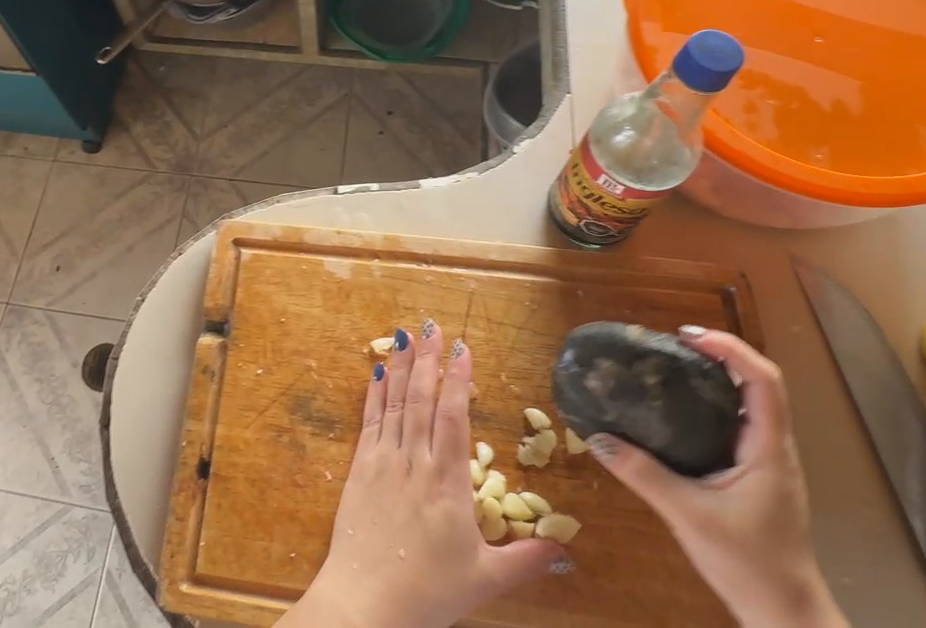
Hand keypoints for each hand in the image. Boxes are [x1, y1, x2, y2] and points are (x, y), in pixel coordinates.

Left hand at [279, 320, 568, 627]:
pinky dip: (374, 393)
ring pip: (395, 403)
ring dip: (400, 366)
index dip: (458, 380)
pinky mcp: (359, 470)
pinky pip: (369, 422)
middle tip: (432, 325)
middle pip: (422, 399)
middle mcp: (415, 463)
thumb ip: (525, 560)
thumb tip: (566, 550)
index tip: (462, 349)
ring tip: (405, 335)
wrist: (365, 604)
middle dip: (428, 360)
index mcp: (448, 483)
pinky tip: (375, 371)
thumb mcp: (485, 579)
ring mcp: (383, 463)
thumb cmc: (427, 593)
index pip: (454, 417)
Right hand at [587, 326, 847, 627]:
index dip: (730, 349)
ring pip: (750, 403)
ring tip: (672, 368)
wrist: (783, 612)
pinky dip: (713, 404)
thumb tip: (596, 437)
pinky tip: (679, 412)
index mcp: (768, 449)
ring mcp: (768, 462)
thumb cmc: (747, 562)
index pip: (762, 381)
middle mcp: (773, 447)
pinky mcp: (756, 475)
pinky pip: (738, 424)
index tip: (687, 336)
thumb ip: (643, 473)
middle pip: (758, 383)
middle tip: (673, 345)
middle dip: (720, 355)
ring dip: (718, 377)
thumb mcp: (688, 514)